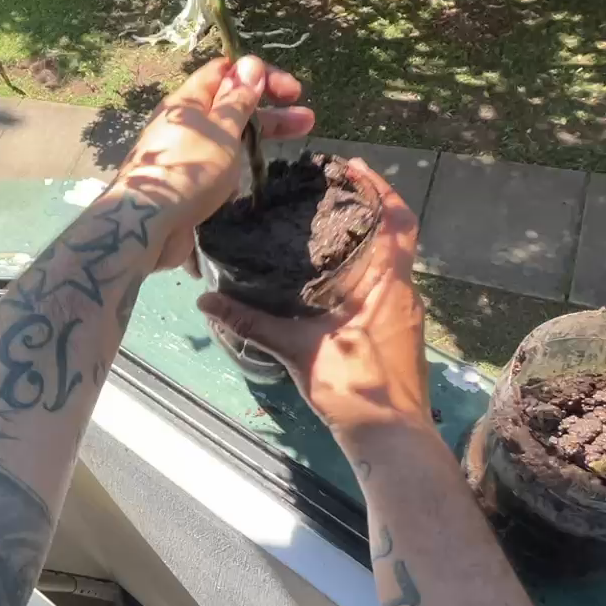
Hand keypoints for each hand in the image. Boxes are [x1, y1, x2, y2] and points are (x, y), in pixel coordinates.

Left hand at [111, 56, 313, 273]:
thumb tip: (248, 64)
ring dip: (257, 136)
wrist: (146, 224)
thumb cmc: (188, 170)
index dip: (258, 75)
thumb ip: (236, 100)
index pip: (223, 72)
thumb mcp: (221, 130)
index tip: (290, 90)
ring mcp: (179, 153)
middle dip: (269, 108)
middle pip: (229, 106)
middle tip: (306, 119)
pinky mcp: (180, 182)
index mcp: (186, 102)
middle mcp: (181, 123)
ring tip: (298, 139)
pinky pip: (213, 164)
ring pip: (224, 136)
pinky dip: (235, 163)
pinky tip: (253, 175)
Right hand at [196, 161, 433, 437]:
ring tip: (318, 223)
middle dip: (364, 208)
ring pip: (386, 260)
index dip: (380, 189)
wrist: (389, 439)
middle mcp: (400, 292)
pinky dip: (358, 266)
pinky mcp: (391, 331)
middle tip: (323, 191)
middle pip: (393, 235)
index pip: (397, 222)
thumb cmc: (352, 388)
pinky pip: (379, 282)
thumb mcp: (295, 350)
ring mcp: (399, 313)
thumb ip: (250, 322)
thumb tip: (204, 302)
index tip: (353, 166)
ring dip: (362, 237)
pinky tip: (323, 273)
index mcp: (387, 286)